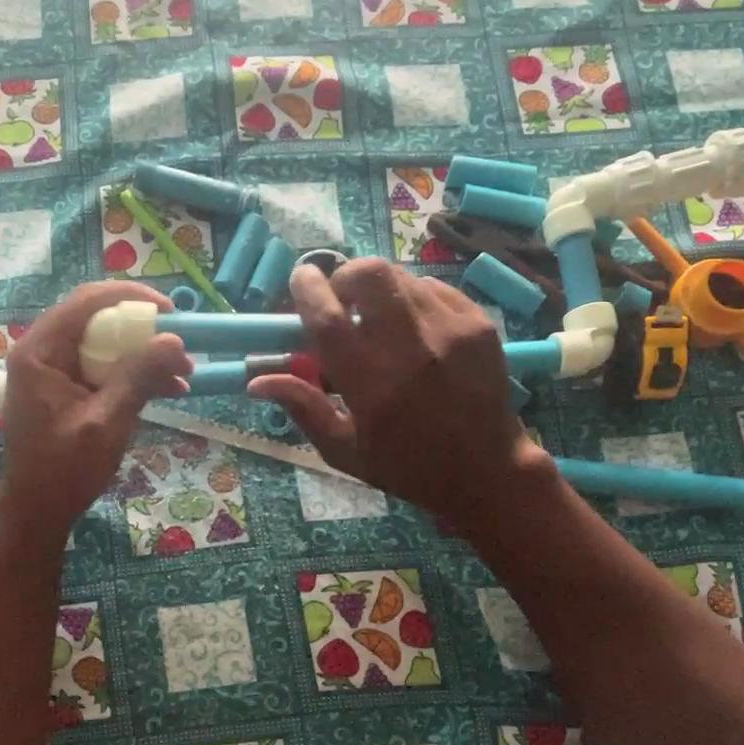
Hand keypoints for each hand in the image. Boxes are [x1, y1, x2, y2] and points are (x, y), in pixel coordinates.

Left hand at [0, 281, 192, 526]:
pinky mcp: (65, 393)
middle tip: (182, 346)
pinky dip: (132, 377)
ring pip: (104, 346)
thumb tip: (175, 341)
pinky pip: (102, 371)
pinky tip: (167, 390)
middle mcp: (42, 352)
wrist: (36, 514)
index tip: (173, 313)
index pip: (88, 301)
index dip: (133, 299)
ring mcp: (52, 373)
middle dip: (144, 331)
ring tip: (183, 374)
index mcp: (40, 350)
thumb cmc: (63, 470)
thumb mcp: (106, 422)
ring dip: (143, 356)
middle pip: (98, 320)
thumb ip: (138, 377)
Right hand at [249, 259, 542, 526]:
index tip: (301, 280)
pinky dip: (415, 301)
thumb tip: (256, 381)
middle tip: (343, 300)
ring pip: (402, 278)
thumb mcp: (345, 450)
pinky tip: (415, 331)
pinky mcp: (478, 323)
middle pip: (369, 274)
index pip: (327, 316)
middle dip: (346, 276)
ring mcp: (449, 330)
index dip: (307, 288)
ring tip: (380, 321)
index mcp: (370, 384)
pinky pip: (435, 289)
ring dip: (380, 291)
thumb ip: (304, 408)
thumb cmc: (407, 467)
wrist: (487, 470)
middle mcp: (409, 348)